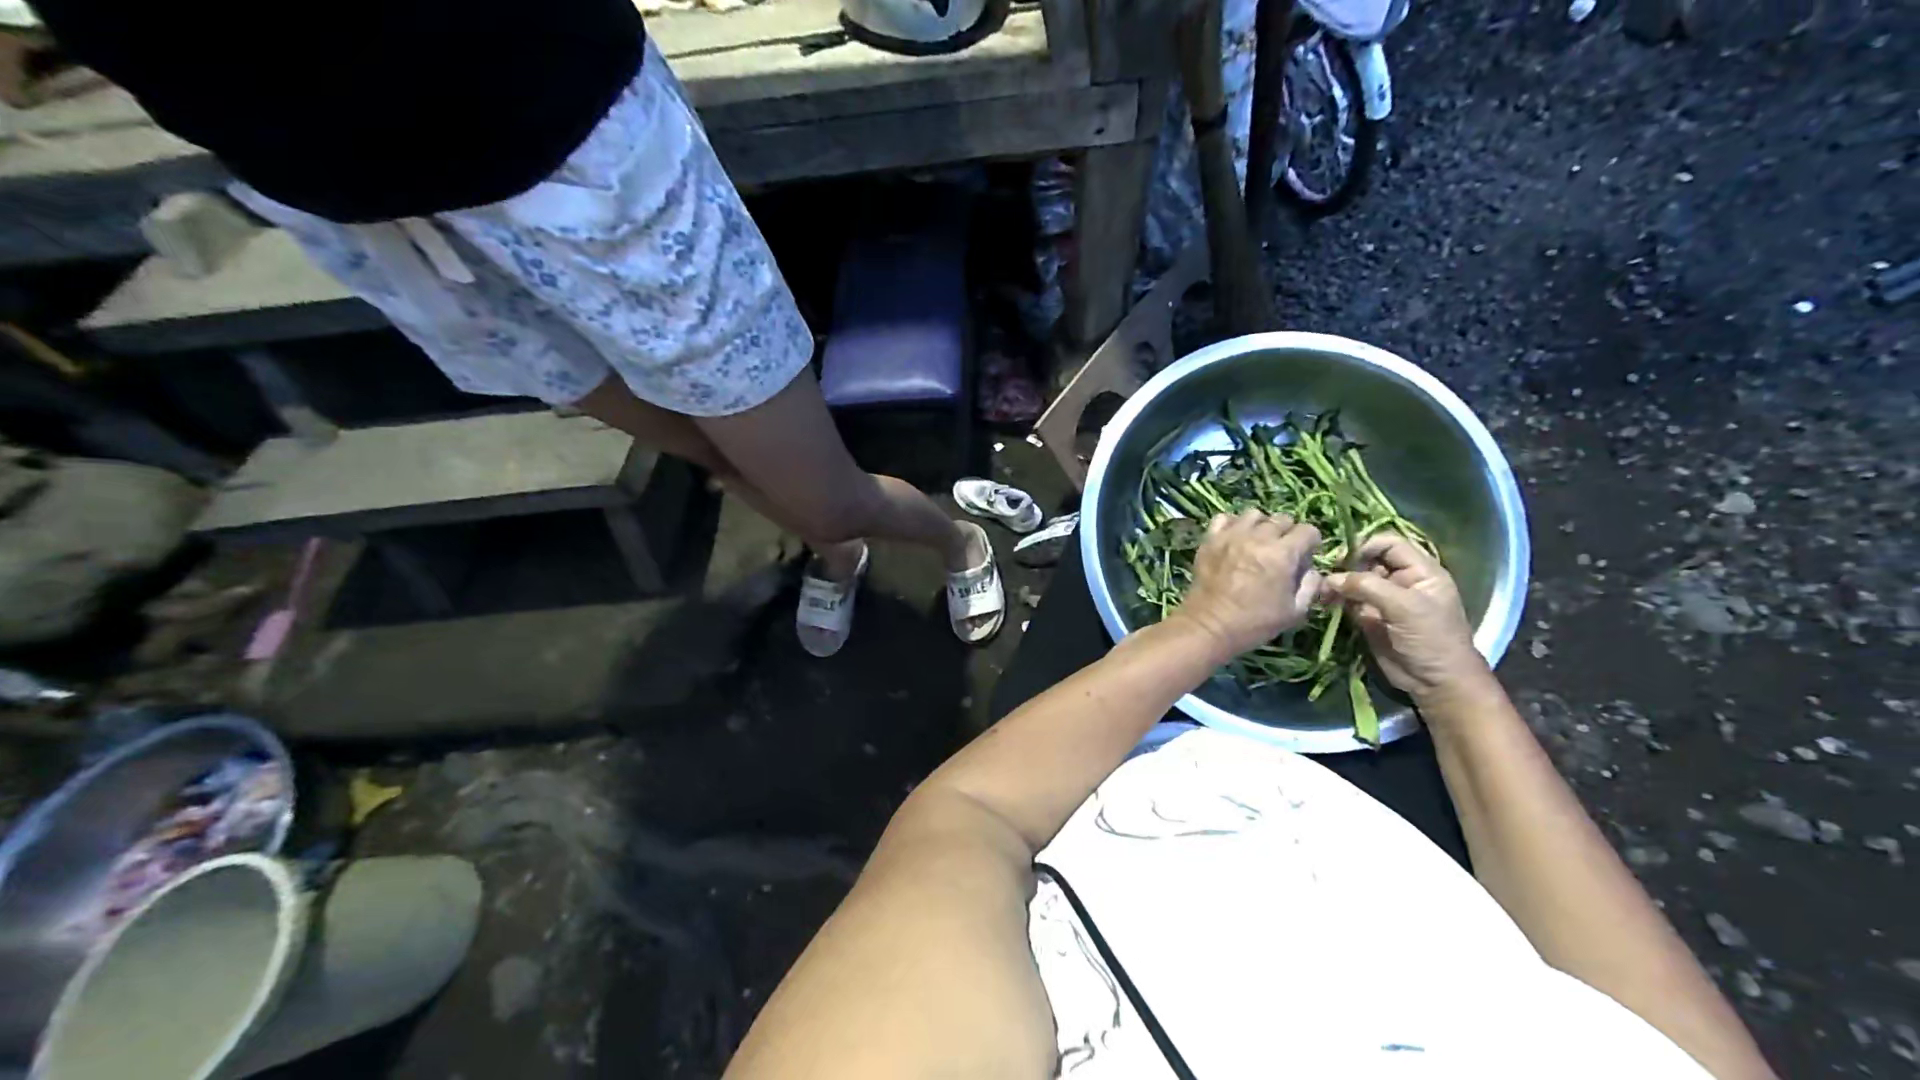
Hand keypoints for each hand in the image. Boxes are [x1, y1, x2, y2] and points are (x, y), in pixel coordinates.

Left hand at [1173, 510, 1321, 658]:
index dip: (1311, 543)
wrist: (1209, 626)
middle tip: (1282, 552)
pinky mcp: (1210, 539)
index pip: (1308, 530)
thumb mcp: (1295, 612)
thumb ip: (1310, 586)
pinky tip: (1235, 539)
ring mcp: (1231, 535)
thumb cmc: (1254, 622)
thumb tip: (1311, 569)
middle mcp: (1257, 538)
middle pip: (1282, 519)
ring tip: (1258, 543)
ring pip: (1254, 515)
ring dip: (1261, 525)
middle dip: (1288, 533)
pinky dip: (1233, 524)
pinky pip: (1224, 518)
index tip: (1305, 556)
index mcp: (1282, 554)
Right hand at [1323, 533, 1489, 703]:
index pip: (1389, 544)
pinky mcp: (1369, 617)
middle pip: (1368, 560)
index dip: (1365, 545)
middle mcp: (1401, 580)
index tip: (1341, 556)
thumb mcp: (1405, 607)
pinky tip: (1324, 602)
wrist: (1435, 682)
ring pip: (1354, 581)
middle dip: (1346, 565)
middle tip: (1324, 573)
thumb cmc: (1431, 639)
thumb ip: (1368, 586)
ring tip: (1321, 591)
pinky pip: (1348, 601)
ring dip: (1337, 584)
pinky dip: (1335, 600)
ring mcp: (1384, 599)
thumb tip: (1330, 578)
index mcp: (1420, 571)